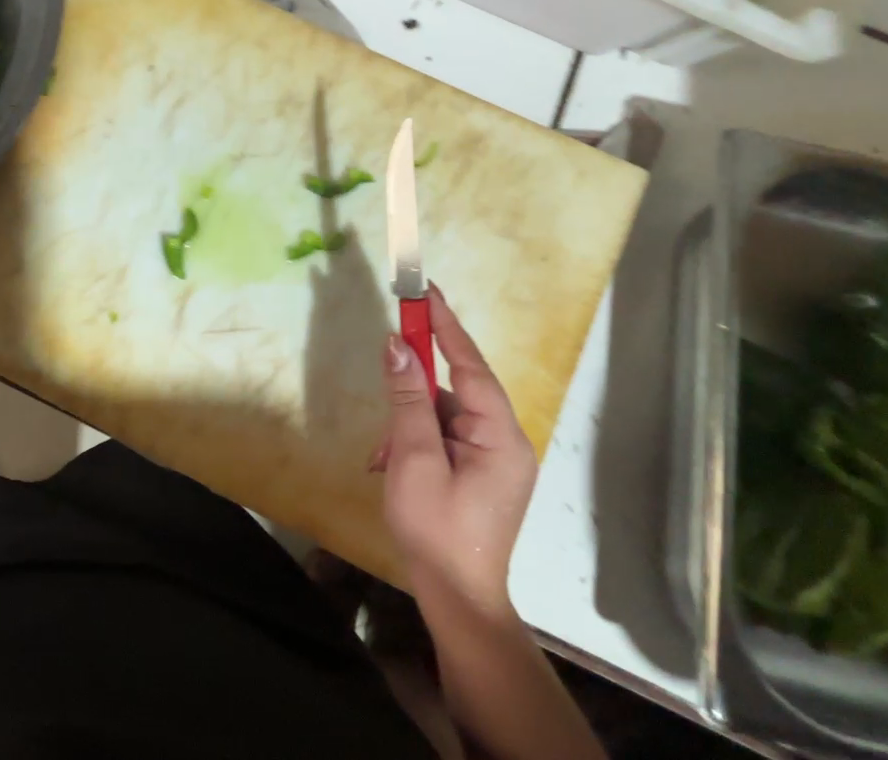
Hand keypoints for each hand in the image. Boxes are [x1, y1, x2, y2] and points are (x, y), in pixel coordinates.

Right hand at [375, 287, 536, 618]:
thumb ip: (407, 400)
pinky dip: (411, 445)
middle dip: (411, 397)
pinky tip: (388, 466)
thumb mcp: (414, 458)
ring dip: (405, 429)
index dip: (447, 328)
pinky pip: (441, 440)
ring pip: (441, 418)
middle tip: (384, 401)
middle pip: (454, 393)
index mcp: (501, 437)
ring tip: (382, 459)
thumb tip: (397, 347)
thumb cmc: (436, 525)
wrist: (455, 593)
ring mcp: (492, 461)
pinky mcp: (477, 475)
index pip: (472, 366)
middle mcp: (504, 443)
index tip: (426, 293)